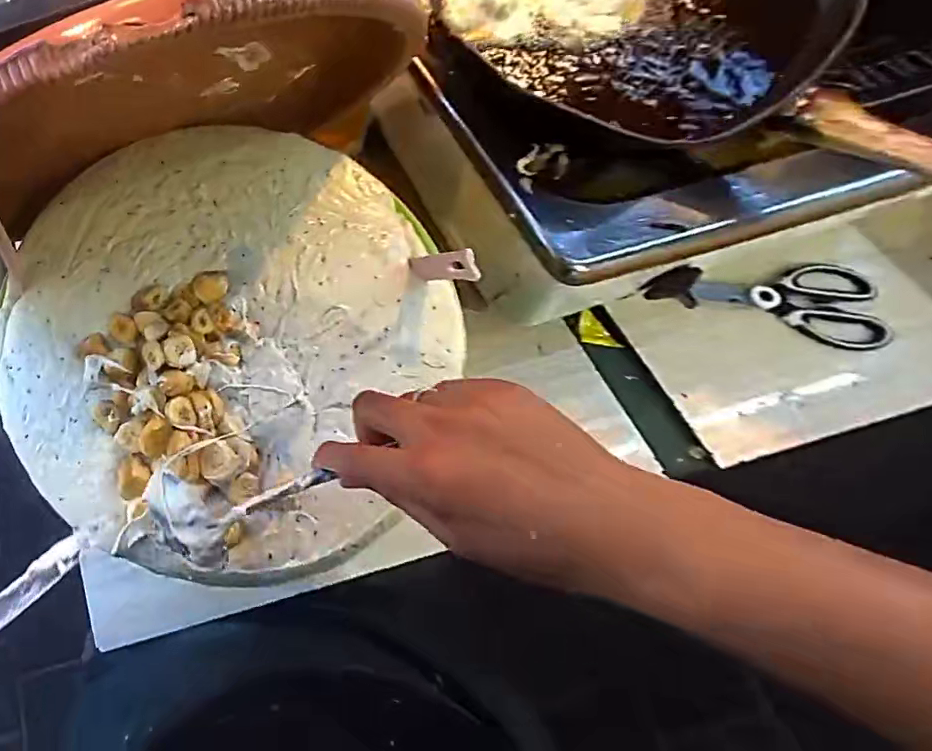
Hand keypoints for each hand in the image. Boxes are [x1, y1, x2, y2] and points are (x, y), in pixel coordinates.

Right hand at [314, 379, 673, 595]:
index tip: (328, 461)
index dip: (331, 458)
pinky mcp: (499, 386)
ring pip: (417, 398)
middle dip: (368, 429)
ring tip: (456, 450)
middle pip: (370, 404)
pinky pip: (456, 391)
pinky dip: (457, 412)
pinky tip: (489, 437)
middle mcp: (437, 427)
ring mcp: (469, 400)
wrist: (604, 516)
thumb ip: (406, 498)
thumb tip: (372, 474)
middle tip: (392, 453)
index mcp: (423, 472)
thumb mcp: (456, 538)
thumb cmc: (531, 545)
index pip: (353, 457)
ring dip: (420, 422)